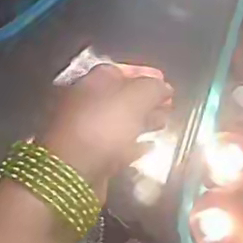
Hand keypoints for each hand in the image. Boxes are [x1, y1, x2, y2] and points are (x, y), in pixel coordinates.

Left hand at [39, 63, 172, 191]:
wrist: (73, 171)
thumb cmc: (104, 127)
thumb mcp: (135, 99)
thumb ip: (152, 88)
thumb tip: (164, 87)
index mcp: (92, 83)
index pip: (120, 70)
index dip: (144, 73)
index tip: (165, 80)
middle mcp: (87, 104)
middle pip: (121, 97)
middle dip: (146, 99)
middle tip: (168, 103)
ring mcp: (88, 131)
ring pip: (121, 121)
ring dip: (143, 121)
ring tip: (164, 122)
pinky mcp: (92, 156)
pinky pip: (118, 146)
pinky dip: (134, 144)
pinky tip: (150, 146)